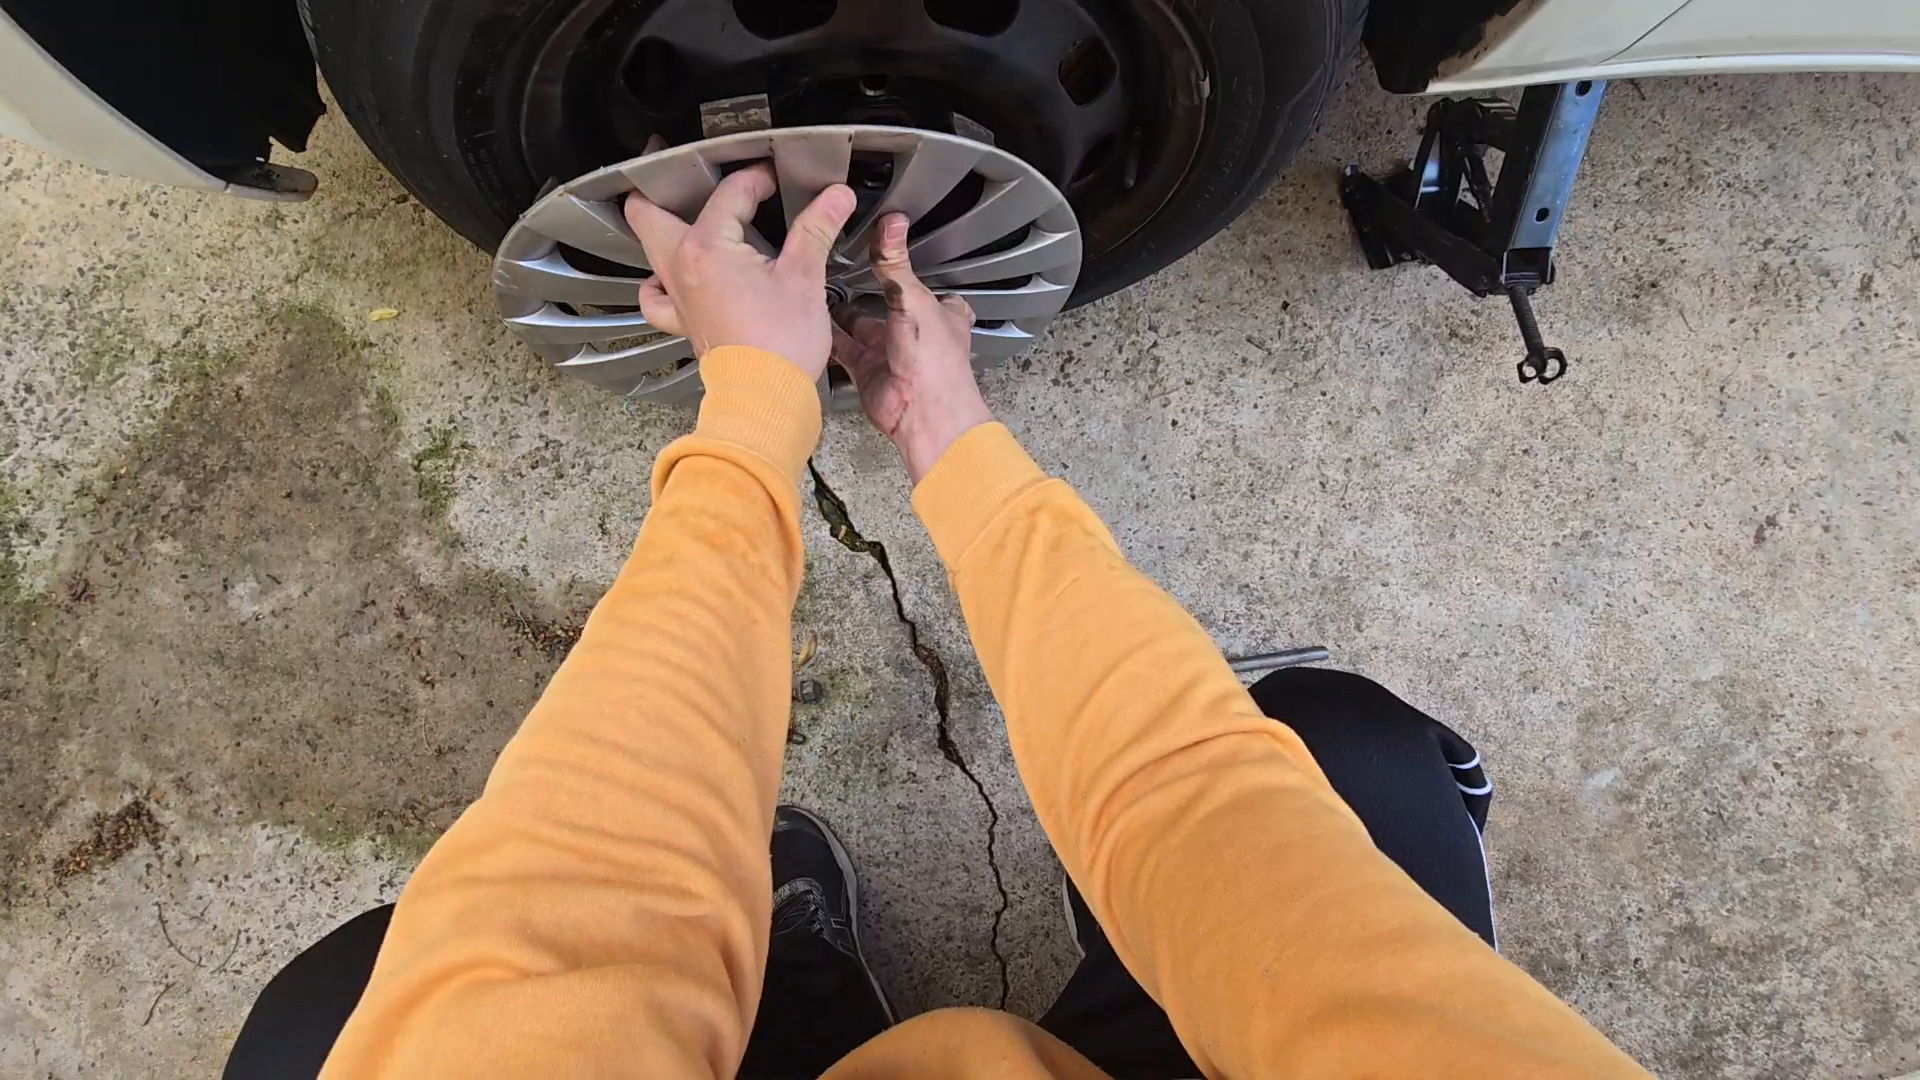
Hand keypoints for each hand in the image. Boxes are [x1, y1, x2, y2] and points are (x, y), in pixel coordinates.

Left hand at [623, 166, 856, 379]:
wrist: (766, 397)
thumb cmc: (781, 345)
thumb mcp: (804, 278)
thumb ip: (816, 230)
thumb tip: (835, 197)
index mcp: (708, 247)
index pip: (730, 194)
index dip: (756, 179)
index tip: (775, 179)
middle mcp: (680, 267)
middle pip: (648, 209)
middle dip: (660, 182)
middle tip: (678, 164)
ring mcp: (678, 296)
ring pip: (647, 247)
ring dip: (658, 226)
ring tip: (677, 212)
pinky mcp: (685, 322)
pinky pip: (655, 296)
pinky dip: (657, 281)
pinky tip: (667, 276)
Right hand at [832, 214, 992, 482]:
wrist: (924, 413)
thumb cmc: (937, 364)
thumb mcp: (914, 300)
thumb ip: (895, 264)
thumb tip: (892, 224)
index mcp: (940, 313)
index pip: (926, 284)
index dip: (910, 271)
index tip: (889, 249)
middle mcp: (915, 333)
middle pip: (887, 304)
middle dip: (867, 291)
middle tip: (843, 267)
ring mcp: (890, 352)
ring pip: (861, 326)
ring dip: (842, 314)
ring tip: (819, 289)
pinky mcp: (868, 371)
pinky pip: (844, 350)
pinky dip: (830, 339)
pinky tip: (813, 323)